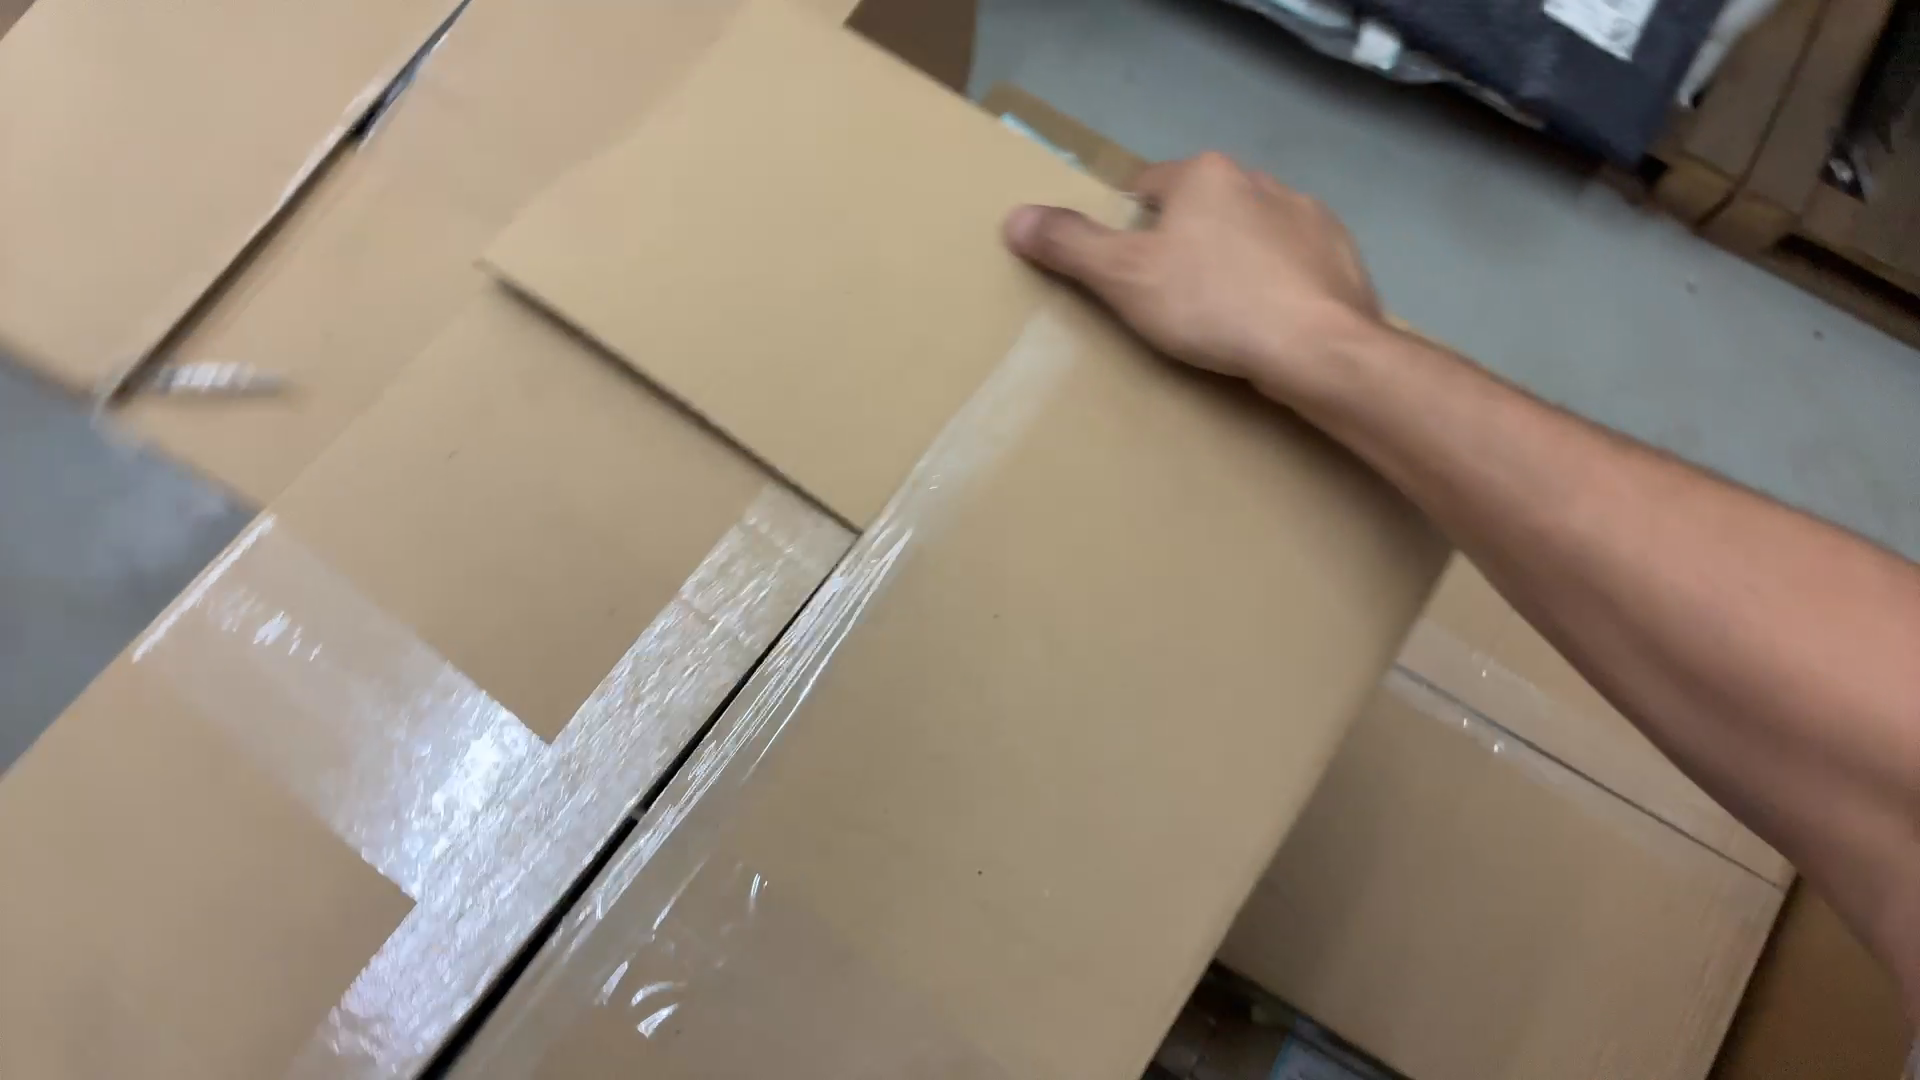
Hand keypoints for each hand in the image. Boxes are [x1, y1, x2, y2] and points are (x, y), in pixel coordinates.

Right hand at [1003, 152, 1383, 403]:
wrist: (1315, 346)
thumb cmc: (1209, 305)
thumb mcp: (1124, 278)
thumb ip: (1069, 246)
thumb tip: (1013, 218)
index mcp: (1203, 175)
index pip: (1147, 185)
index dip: (1128, 227)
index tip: (1126, 271)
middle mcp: (1258, 179)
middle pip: (1200, 208)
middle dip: (1182, 245)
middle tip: (1169, 300)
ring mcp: (1306, 214)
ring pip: (1248, 233)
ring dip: (1231, 260)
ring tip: (1221, 314)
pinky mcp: (1339, 252)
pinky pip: (1291, 260)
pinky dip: (1275, 282)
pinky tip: (1267, 320)